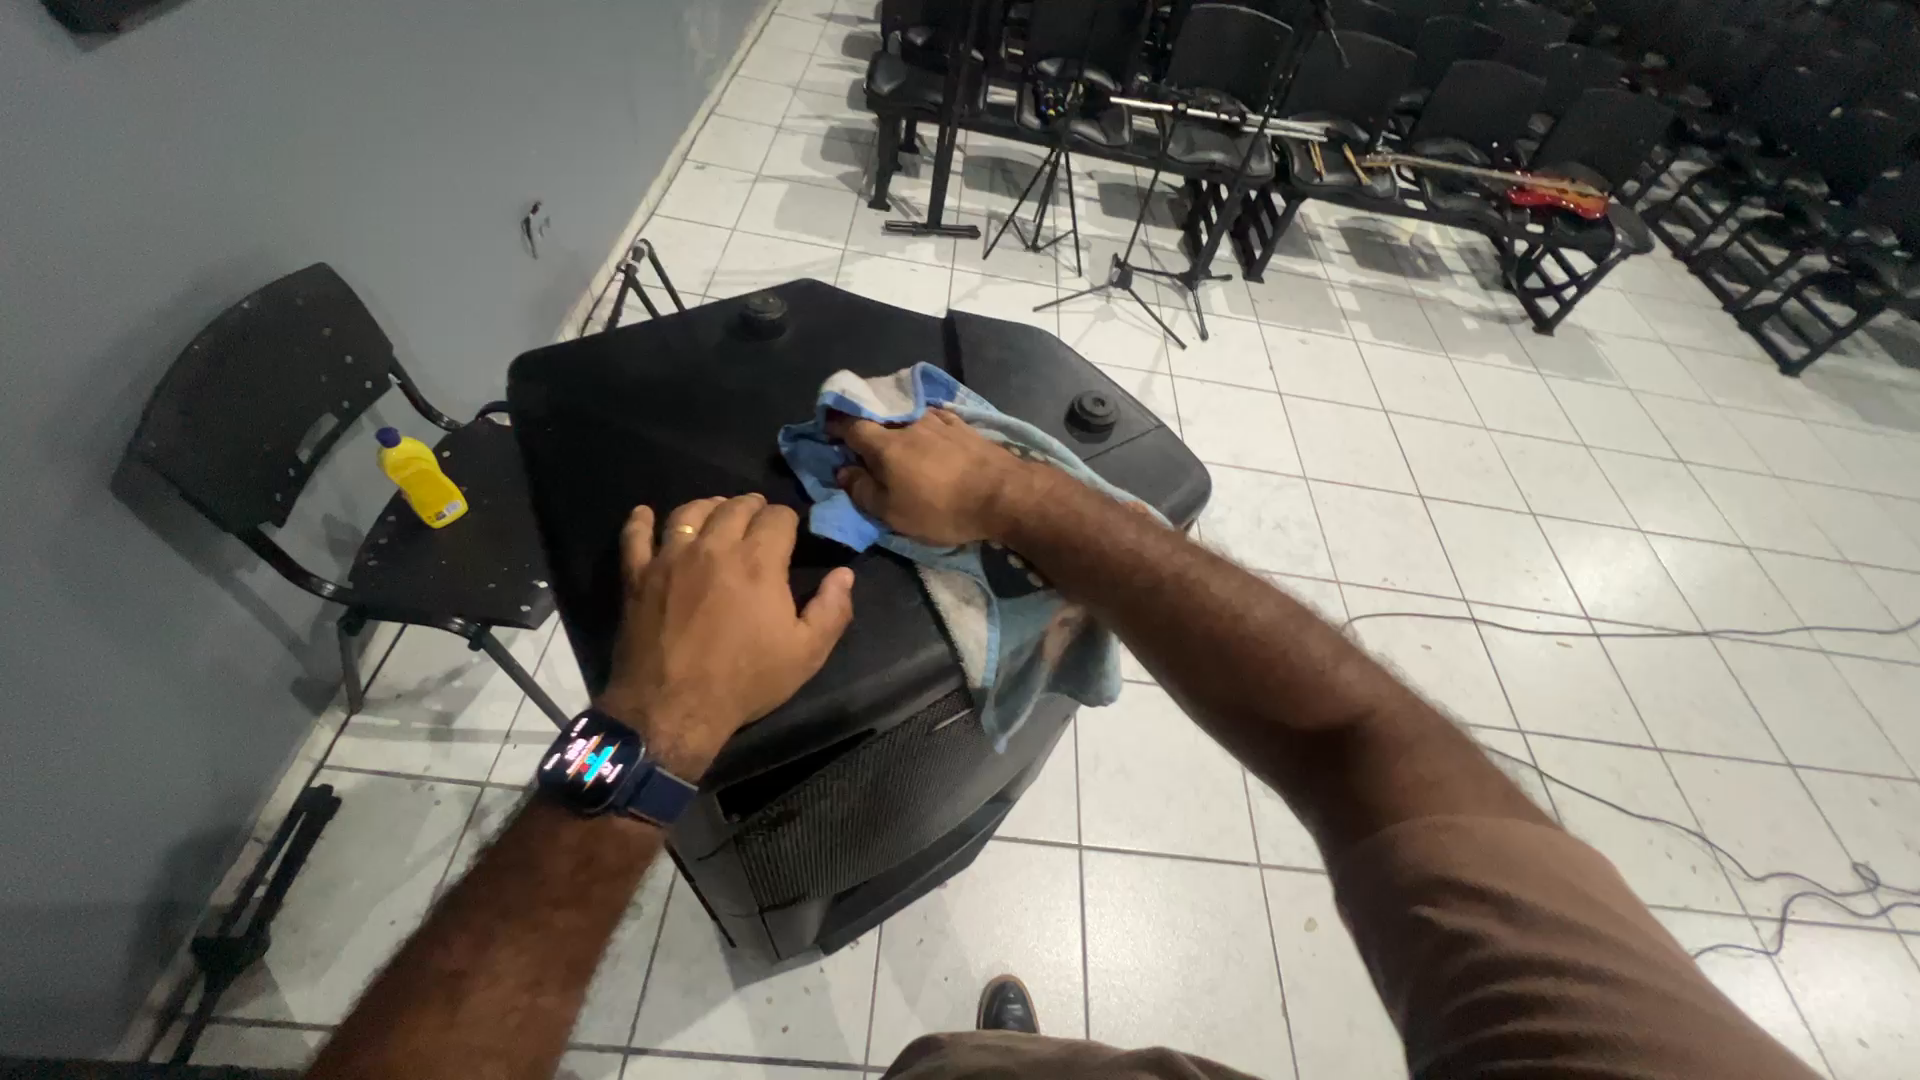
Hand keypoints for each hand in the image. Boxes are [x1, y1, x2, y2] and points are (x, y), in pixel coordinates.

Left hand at [597, 495, 854, 777]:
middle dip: (753, 507)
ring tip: (717, 512)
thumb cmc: (745, 680)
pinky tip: (645, 515)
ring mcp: (670, 559)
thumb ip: (832, 609)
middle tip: (760, 519)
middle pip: (734, 507)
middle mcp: (714, 548)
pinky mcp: (637, 577)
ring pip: (689, 512)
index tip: (792, 533)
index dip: (789, 519)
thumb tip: (844, 574)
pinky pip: (635, 537)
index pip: (777, 516)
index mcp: (758, 562)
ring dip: (708, 506)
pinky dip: (641, 521)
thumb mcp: (807, 653)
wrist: (672, 709)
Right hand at [829, 408, 1041, 545]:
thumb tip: (843, 471)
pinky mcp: (963, 426)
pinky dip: (923, 426)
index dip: (835, 427)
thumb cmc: (941, 509)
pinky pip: (934, 420)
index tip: (827, 431)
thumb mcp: (893, 513)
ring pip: (907, 417)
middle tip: (860, 439)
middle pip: (879, 418)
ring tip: (895, 438)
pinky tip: (928, 432)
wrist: (1002, 494)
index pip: (851, 426)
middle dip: (865, 425)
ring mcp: (939, 421)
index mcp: (885, 443)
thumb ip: (863, 490)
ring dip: (896, 425)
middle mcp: (909, 423)